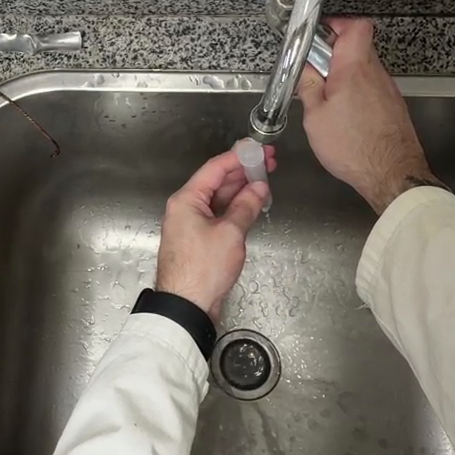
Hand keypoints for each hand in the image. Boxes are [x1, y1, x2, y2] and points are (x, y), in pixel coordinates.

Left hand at [155, 145, 275, 320]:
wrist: (186, 304)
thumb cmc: (203, 268)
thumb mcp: (230, 233)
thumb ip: (246, 207)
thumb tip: (258, 188)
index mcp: (186, 200)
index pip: (215, 168)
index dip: (239, 156)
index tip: (260, 149)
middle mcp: (185, 208)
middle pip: (216, 181)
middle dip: (243, 171)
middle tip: (269, 163)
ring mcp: (191, 223)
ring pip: (218, 198)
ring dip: (241, 190)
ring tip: (265, 181)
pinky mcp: (198, 239)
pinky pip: (218, 214)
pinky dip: (235, 208)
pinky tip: (252, 204)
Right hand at [296, 18, 441, 213]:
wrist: (391, 173)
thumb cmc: (354, 148)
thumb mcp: (315, 117)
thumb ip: (309, 86)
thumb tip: (305, 68)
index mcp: (354, 70)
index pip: (356, 26)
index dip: (337, 24)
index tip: (319, 35)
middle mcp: (375, 74)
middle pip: (358, 46)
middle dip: (334, 54)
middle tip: (314, 71)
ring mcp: (387, 89)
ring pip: (364, 68)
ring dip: (344, 75)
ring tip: (326, 97)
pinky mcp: (391, 105)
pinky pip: (370, 87)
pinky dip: (355, 92)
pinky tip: (343, 113)